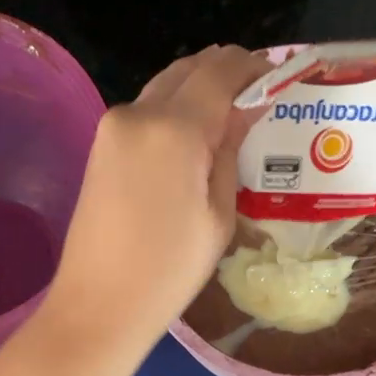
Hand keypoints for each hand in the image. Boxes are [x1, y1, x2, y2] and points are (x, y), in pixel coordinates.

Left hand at [45, 46, 269, 338]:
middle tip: (256, 97)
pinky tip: (192, 142)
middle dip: (224, 75)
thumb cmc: (168, 273)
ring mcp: (112, 129)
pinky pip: (146, 116)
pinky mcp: (99, 149)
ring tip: (228, 120)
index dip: (253, 68)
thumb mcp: (218, 218)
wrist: (98, 307)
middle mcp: (138, 113)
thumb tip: (242, 114)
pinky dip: (173, 115)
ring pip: (164, 90)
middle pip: (188, 71)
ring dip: (197, 94)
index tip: (277, 79)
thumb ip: (229, 155)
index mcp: (174, 129)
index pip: (221, 71)